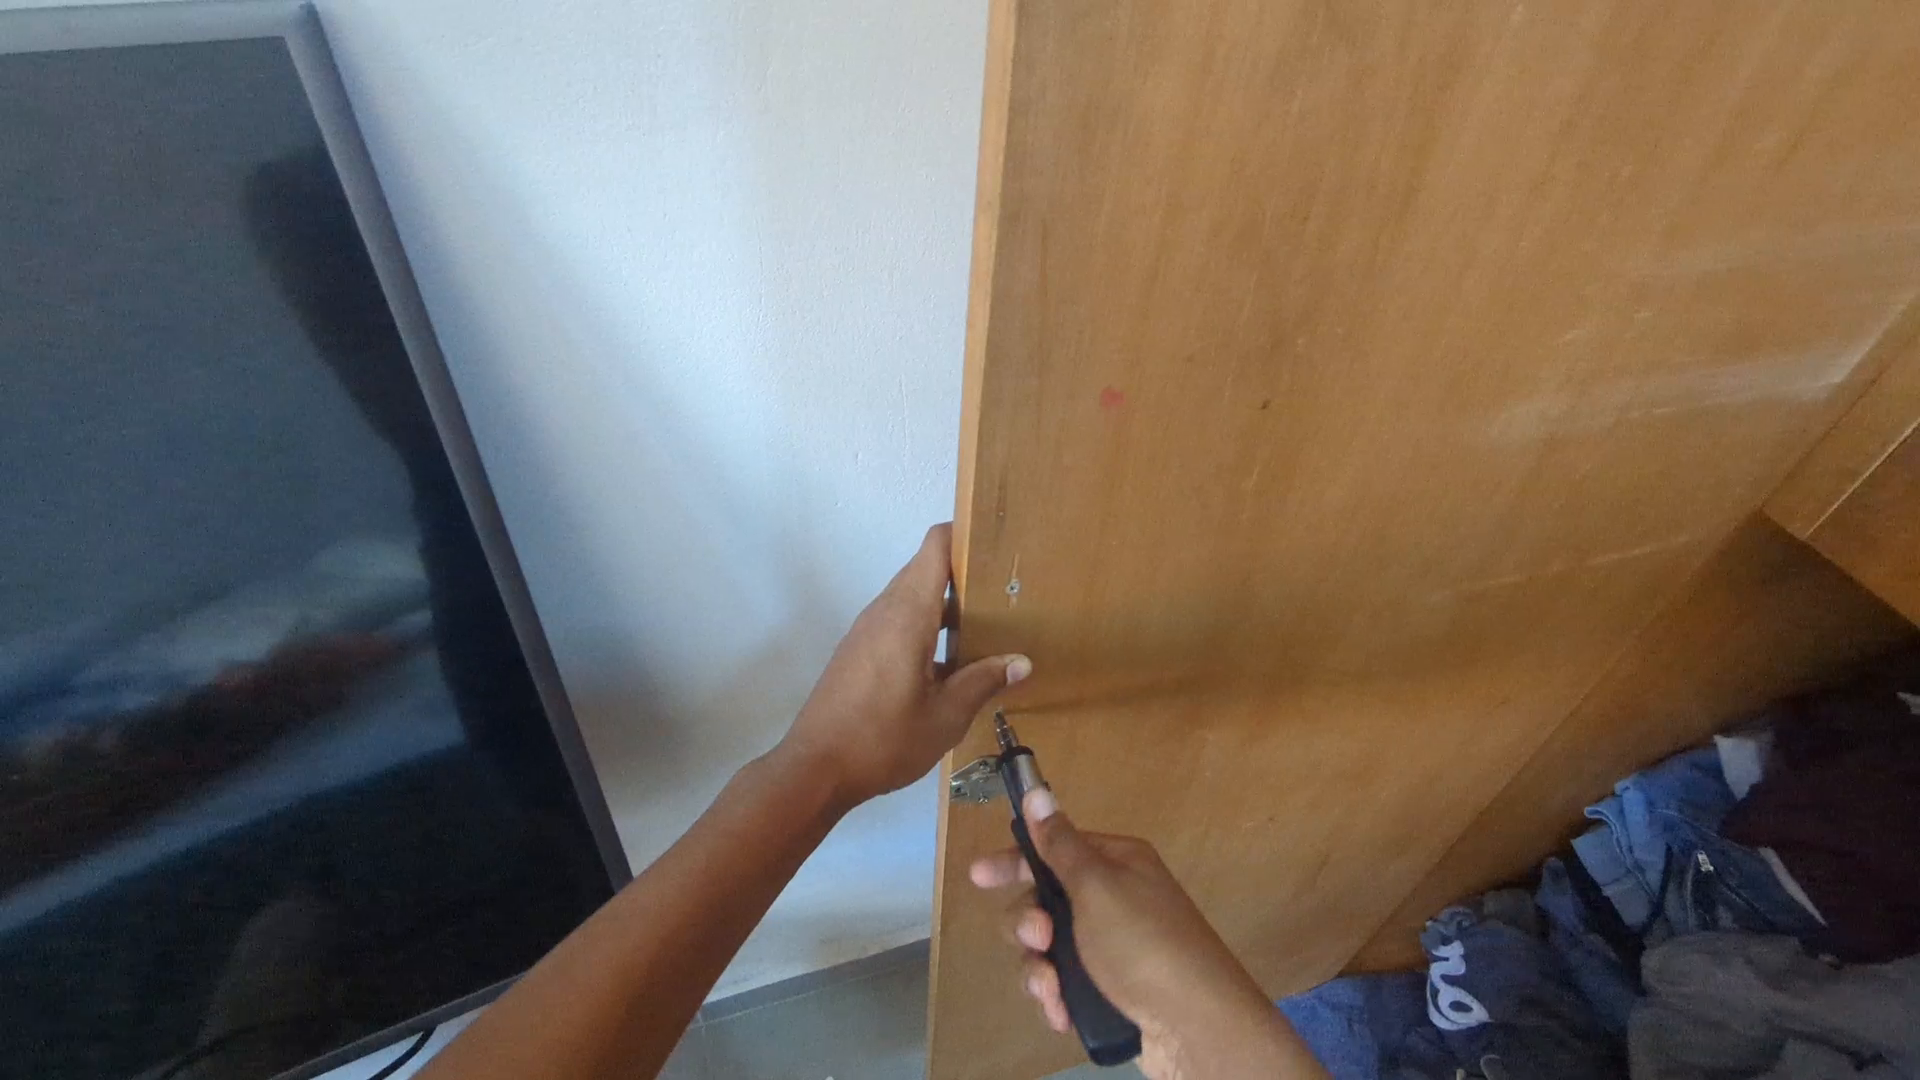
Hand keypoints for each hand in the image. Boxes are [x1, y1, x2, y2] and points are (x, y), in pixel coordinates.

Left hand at [778, 523, 1029, 807]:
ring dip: (947, 605)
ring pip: (912, 598)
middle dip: (965, 573)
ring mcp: (868, 630)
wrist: (815, 769)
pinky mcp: (859, 651)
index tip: (997, 543)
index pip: (935, 547)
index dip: (965, 534)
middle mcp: (885, 611)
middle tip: (1007, 590)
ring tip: (990, 625)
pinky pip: (898, 621)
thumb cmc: (883, 739)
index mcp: (908, 613)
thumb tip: (1021, 662)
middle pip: (926, 569)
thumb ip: (983, 682)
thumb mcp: (945, 717)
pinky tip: (952, 663)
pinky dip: (927, 627)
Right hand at [970, 791, 1327, 1079]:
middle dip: (1029, 925)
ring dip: (1039, 969)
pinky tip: (1061, 1013)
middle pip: (1045, 901)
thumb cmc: (1143, 944)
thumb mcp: (1096, 887)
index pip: (1053, 850)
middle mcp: (1115, 898)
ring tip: (1051, 990)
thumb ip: (1059, 845)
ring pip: (1049, 947)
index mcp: (1115, 863)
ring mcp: (1114, 946)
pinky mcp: (1113, 988)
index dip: (1014, 861)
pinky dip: (1057, 996)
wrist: (1199, 1029)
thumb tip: (1038, 792)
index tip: (977, 876)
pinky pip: (1066, 982)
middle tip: (1038, 940)